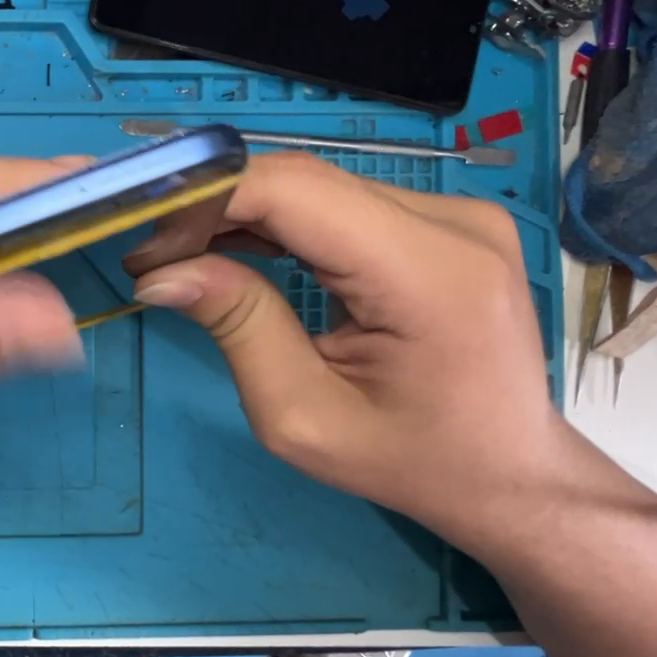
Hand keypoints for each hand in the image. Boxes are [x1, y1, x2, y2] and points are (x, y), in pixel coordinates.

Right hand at [124, 151, 563, 526]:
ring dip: (233, 213)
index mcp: (429, 272)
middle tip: (151, 258)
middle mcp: (451, 222)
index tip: (146, 249)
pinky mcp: (438, 222)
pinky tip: (228, 248)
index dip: (205, 203)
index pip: (292, 191)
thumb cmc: (408, 461)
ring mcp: (452, 214)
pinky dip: (270, 221)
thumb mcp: (300, 414)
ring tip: (177, 256)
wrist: (510, 476)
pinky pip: (332, 203)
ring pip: (309, 186)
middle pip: (298, 180)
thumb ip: (237, 327)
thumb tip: (159, 273)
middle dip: (210, 208)